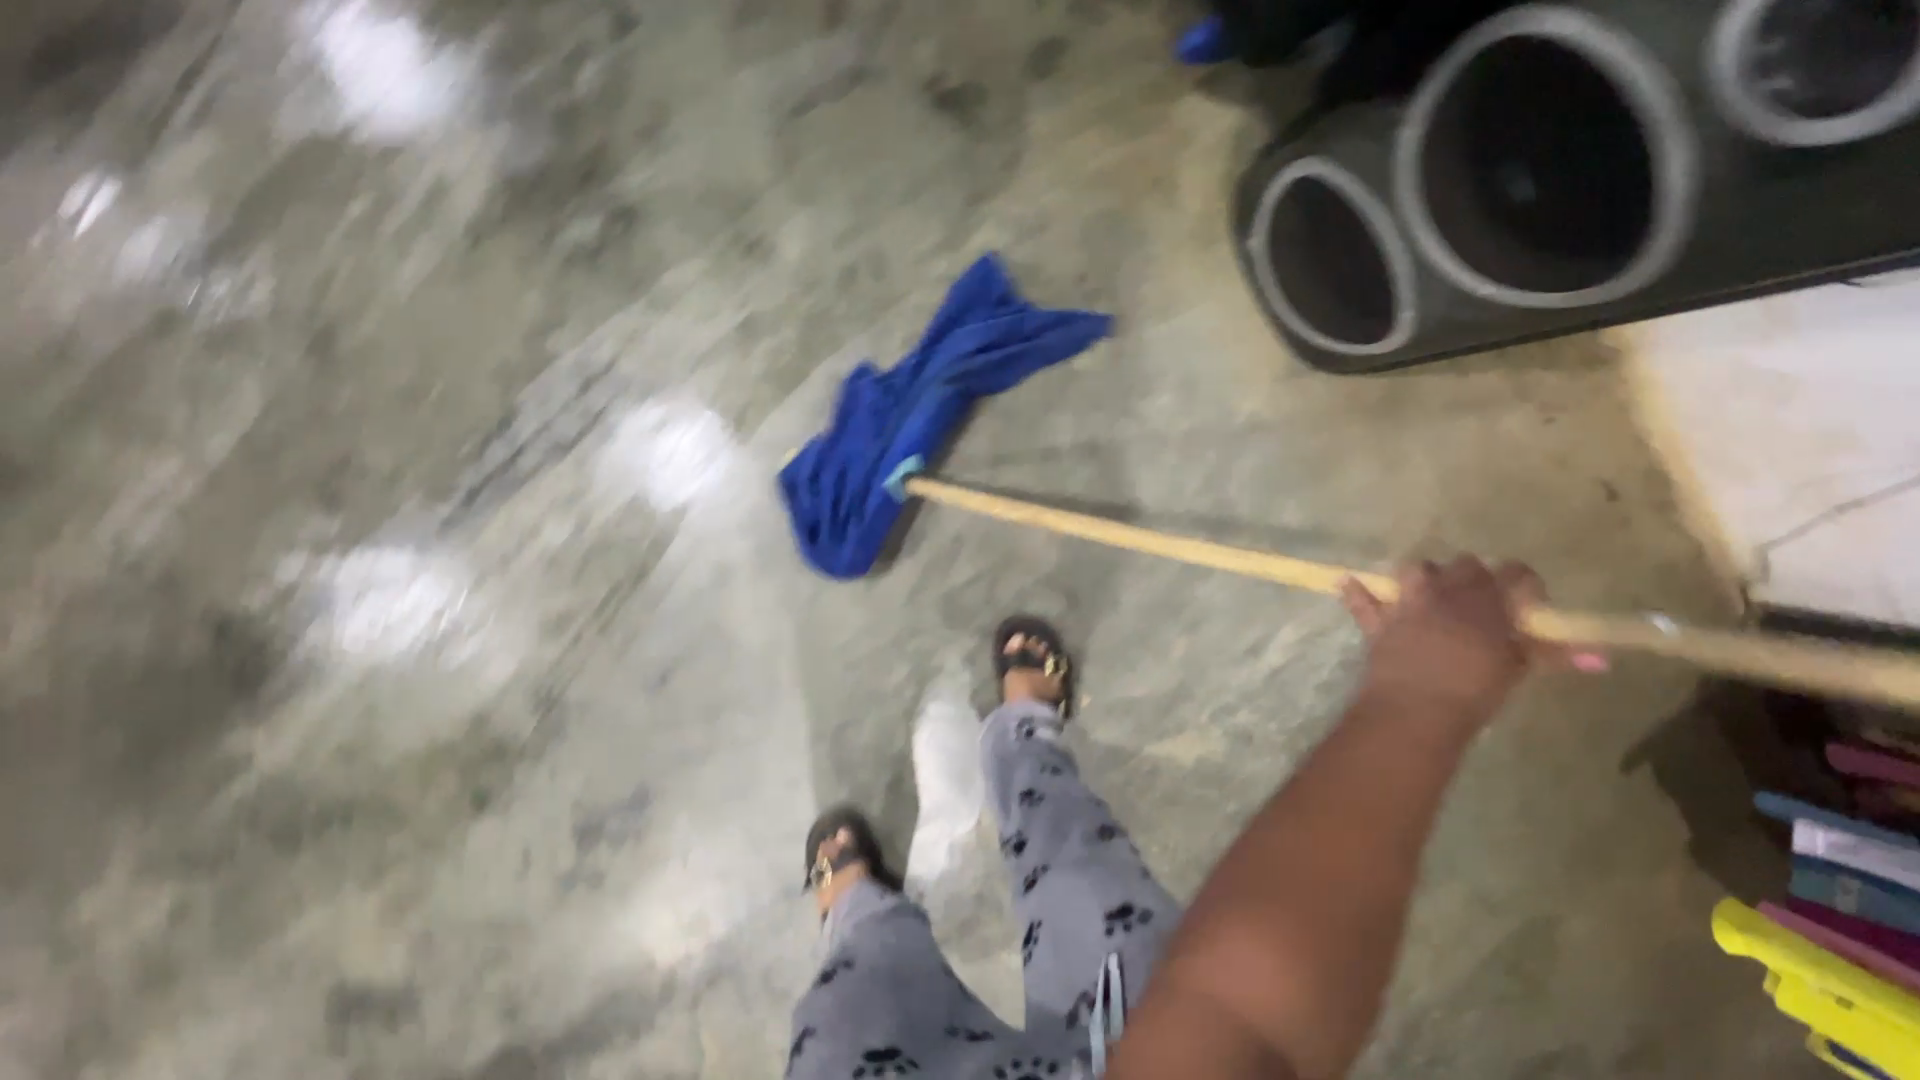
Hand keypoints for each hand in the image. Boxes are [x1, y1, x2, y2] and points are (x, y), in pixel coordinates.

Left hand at [1340, 557, 1604, 726]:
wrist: (1416, 707)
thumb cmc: (1474, 691)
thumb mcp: (1516, 669)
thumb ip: (1552, 655)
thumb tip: (1602, 659)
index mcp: (1486, 600)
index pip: (1515, 572)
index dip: (1523, 585)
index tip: (1526, 606)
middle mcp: (1445, 592)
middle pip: (1463, 565)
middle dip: (1473, 578)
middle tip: (1479, 605)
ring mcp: (1408, 604)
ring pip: (1414, 569)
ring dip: (1422, 577)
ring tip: (1429, 596)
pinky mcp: (1378, 621)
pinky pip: (1361, 599)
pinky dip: (1355, 592)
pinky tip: (1346, 582)